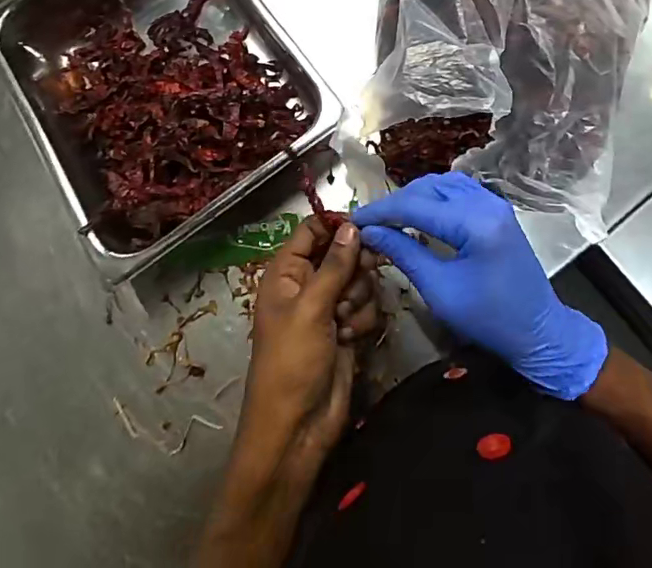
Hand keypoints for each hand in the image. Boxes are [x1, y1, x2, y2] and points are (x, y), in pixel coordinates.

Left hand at [199, 217, 375, 567]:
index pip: (310, 231)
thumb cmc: (292, 360)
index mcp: (285, 271)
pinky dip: (362, 321)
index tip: (366, 228)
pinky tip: (351, 340)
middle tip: (353, 288)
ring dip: (358, 300)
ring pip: (358, 282)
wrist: (298, 425)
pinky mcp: (346, 330)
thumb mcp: (311, 308)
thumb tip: (351, 226)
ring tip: (343, 324)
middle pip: (341, 254)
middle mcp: (306, 284)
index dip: (336, 226)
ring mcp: (327, 308)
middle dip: (353, 270)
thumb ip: (334, 266)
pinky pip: (365, 309)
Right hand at [352, 171, 606, 399]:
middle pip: (425, 188)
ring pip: (439, 184)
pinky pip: (456, 189)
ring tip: (390, 218)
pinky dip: (432, 196)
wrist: (542, 334)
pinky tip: (419, 213)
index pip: (413, 205)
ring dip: (412, 197)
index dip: (379, 212)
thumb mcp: (439, 289)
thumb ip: (402, 253)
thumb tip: (368, 233)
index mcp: (474, 223)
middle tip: (369, 223)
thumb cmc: (489, 319)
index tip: (353, 221)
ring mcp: (494, 203)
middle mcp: (486, 203)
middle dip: (393, 203)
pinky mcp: (496, 210)